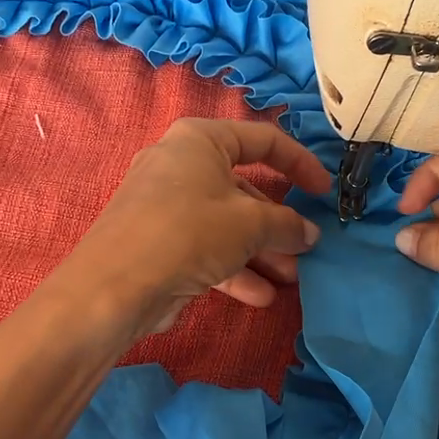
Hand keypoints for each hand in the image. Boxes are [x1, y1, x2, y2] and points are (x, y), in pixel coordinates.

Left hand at [62, 118, 331, 338]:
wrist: (114, 286)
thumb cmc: (188, 232)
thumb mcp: (249, 224)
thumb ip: (286, 225)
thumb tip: (308, 234)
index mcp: (199, 140)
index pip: (262, 141)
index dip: (300, 163)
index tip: (324, 192)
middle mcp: (179, 165)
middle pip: (243, 189)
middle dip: (277, 224)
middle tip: (304, 249)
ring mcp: (165, 206)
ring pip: (225, 224)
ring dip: (261, 252)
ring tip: (290, 279)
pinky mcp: (157, 243)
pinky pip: (204, 249)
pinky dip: (233, 269)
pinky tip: (260, 298)